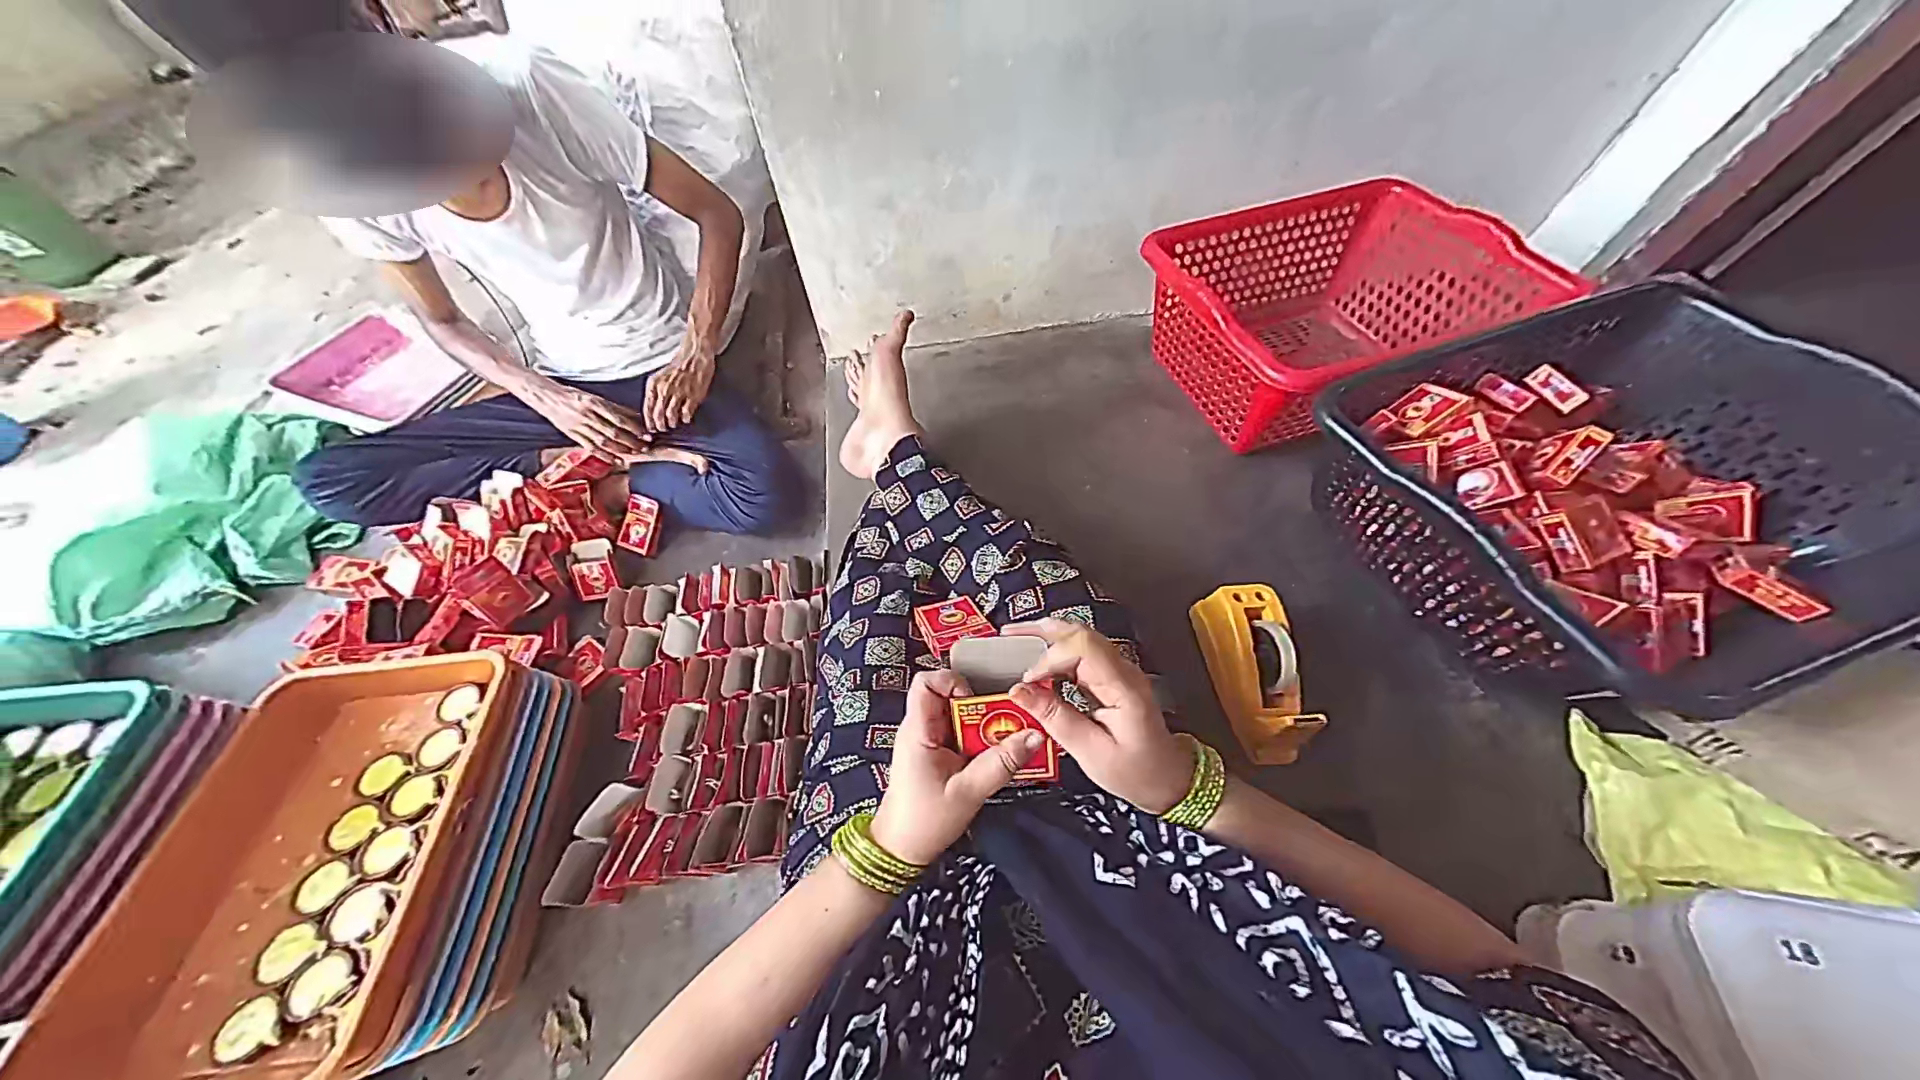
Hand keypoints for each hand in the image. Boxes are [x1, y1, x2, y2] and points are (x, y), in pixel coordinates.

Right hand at [523, 381, 651, 459]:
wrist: (546, 397)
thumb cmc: (575, 396)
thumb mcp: (596, 398)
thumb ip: (616, 409)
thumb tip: (638, 419)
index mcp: (593, 403)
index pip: (619, 419)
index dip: (635, 429)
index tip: (647, 435)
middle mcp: (586, 415)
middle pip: (614, 432)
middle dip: (632, 442)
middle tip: (646, 447)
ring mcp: (578, 427)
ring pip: (603, 442)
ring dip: (622, 450)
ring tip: (636, 454)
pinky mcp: (572, 435)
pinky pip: (591, 448)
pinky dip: (605, 456)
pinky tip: (617, 460)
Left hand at [644, 339, 716, 432]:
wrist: (694, 356)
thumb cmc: (678, 367)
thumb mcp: (660, 377)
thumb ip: (656, 392)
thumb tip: (654, 410)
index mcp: (654, 384)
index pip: (647, 408)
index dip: (649, 421)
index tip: (651, 428)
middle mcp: (664, 389)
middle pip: (658, 415)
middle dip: (660, 425)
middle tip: (663, 429)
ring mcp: (678, 393)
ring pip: (671, 416)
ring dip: (672, 423)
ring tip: (674, 424)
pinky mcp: (692, 396)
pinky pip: (686, 413)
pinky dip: (685, 419)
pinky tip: (685, 418)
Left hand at [868, 670, 1042, 865]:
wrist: (901, 850)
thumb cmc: (924, 822)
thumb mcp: (967, 793)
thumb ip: (1000, 764)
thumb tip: (1033, 736)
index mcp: (918, 731)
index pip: (926, 682)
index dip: (953, 682)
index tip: (976, 702)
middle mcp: (920, 728)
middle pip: (950, 696)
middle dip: (980, 707)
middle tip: (1004, 725)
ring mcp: (928, 740)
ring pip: (959, 715)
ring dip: (984, 725)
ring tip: (1003, 742)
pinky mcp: (936, 753)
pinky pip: (961, 733)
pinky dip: (979, 739)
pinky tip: (993, 757)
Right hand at [1002, 619, 1192, 813]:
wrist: (1170, 779)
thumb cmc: (1136, 772)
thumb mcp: (1090, 752)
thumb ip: (1055, 718)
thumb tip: (1020, 692)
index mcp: (1123, 687)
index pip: (1083, 649)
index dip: (1049, 657)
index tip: (1028, 680)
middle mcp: (1123, 670)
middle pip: (1081, 633)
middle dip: (1041, 632)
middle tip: (1007, 637)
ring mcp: (1118, 670)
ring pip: (1080, 638)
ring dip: (1046, 637)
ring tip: (1014, 639)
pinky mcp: (1110, 676)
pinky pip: (1081, 653)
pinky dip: (1055, 651)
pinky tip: (1036, 658)